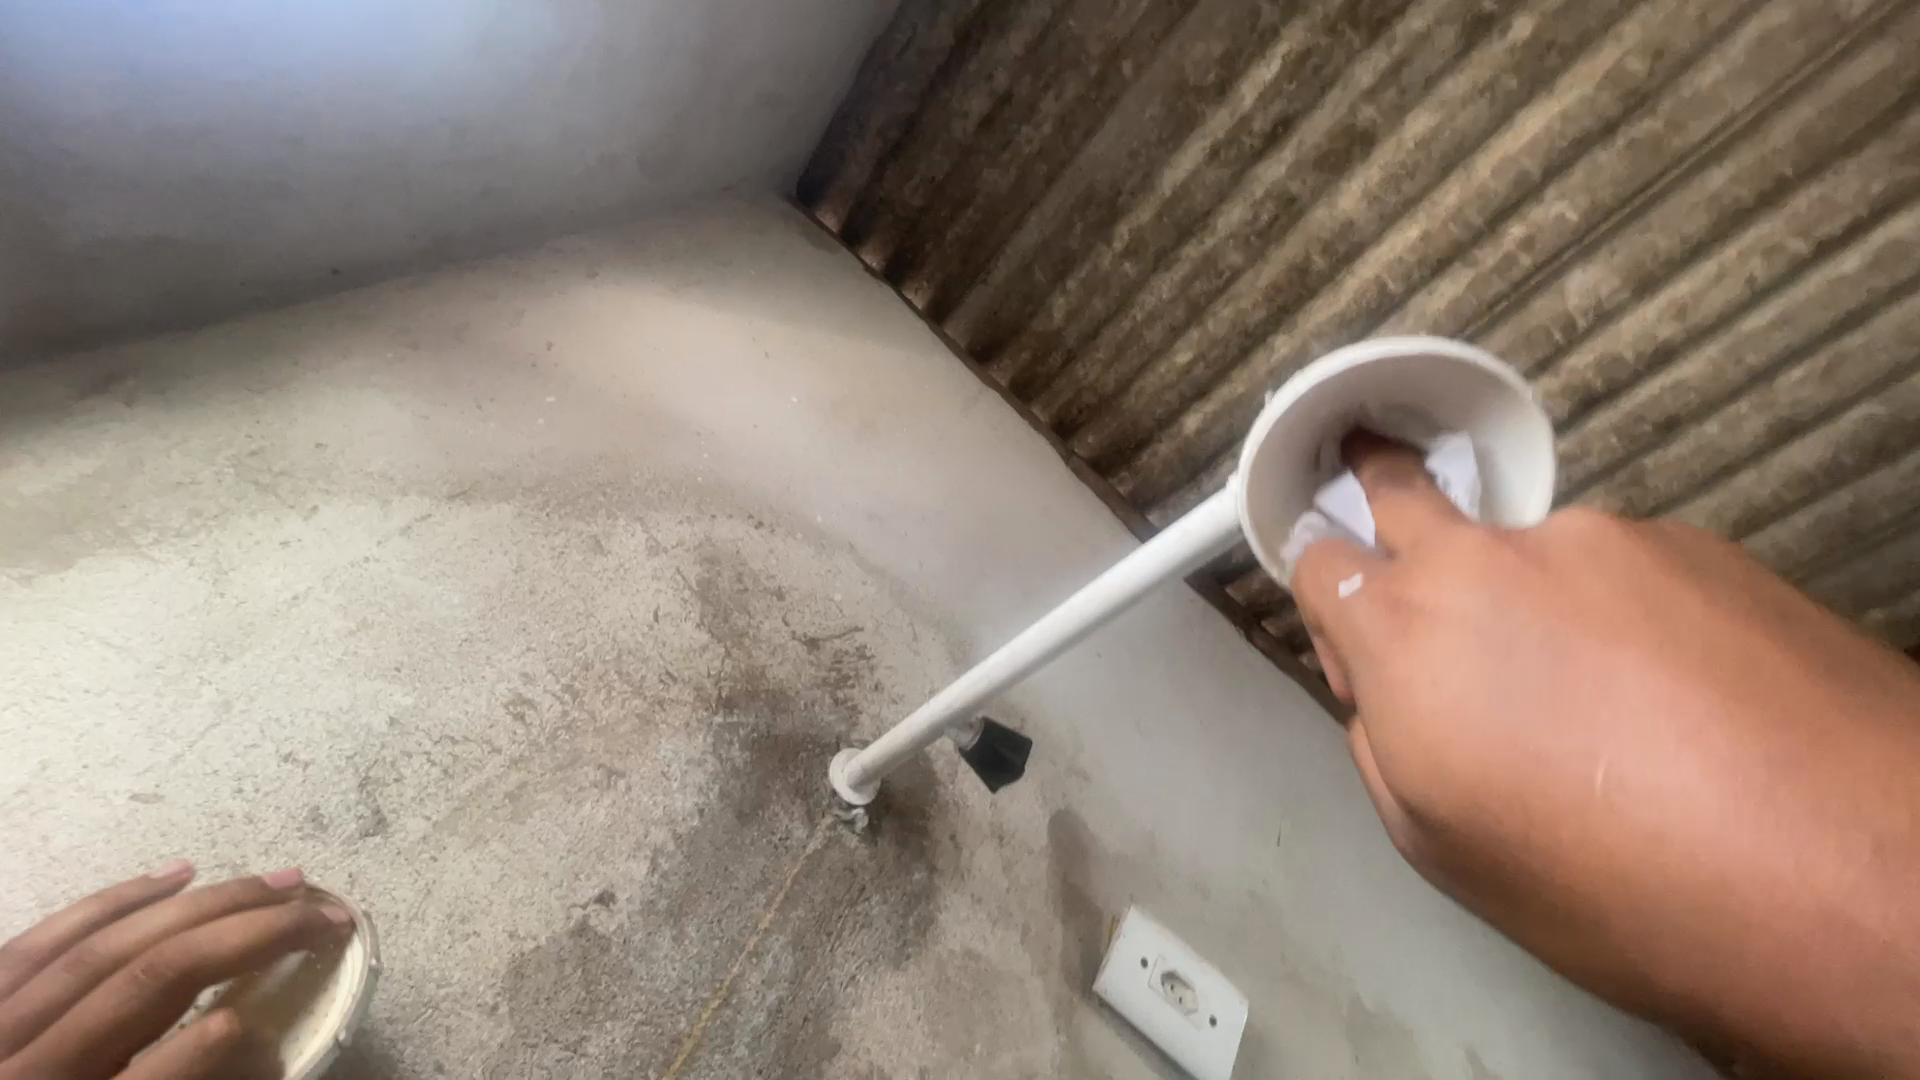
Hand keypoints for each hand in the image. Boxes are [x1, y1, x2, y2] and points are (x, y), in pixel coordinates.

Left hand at [0, 864, 349, 1078]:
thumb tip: (252, 1051)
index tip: (285, 1026)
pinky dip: (118, 899)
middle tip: (324, 913)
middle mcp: (16, 1075)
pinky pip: (40, 939)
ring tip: (284, 882)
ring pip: (111, 944)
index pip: (161, 1072)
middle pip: (152, 977)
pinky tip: (180, 873)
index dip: (234, 1040)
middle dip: (255, 933)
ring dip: (214, 901)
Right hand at [1294, 432, 1919, 1078]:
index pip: (1319, 561)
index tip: (1350, 630)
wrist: (1864, 891)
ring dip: (1523, 591)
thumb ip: (1375, 736)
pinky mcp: (1698, 546)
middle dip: (1377, 482)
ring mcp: (1594, 541)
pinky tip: (1673, 684)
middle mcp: (1480, 560)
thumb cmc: (1604, 881)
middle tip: (1373, 469)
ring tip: (1597, 686)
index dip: (1322, 592)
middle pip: (1400, 489)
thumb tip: (1384, 687)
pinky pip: (1619, 565)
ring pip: (1523, 548)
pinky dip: (1618, 607)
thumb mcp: (1430, 834)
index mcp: (1399, 630)